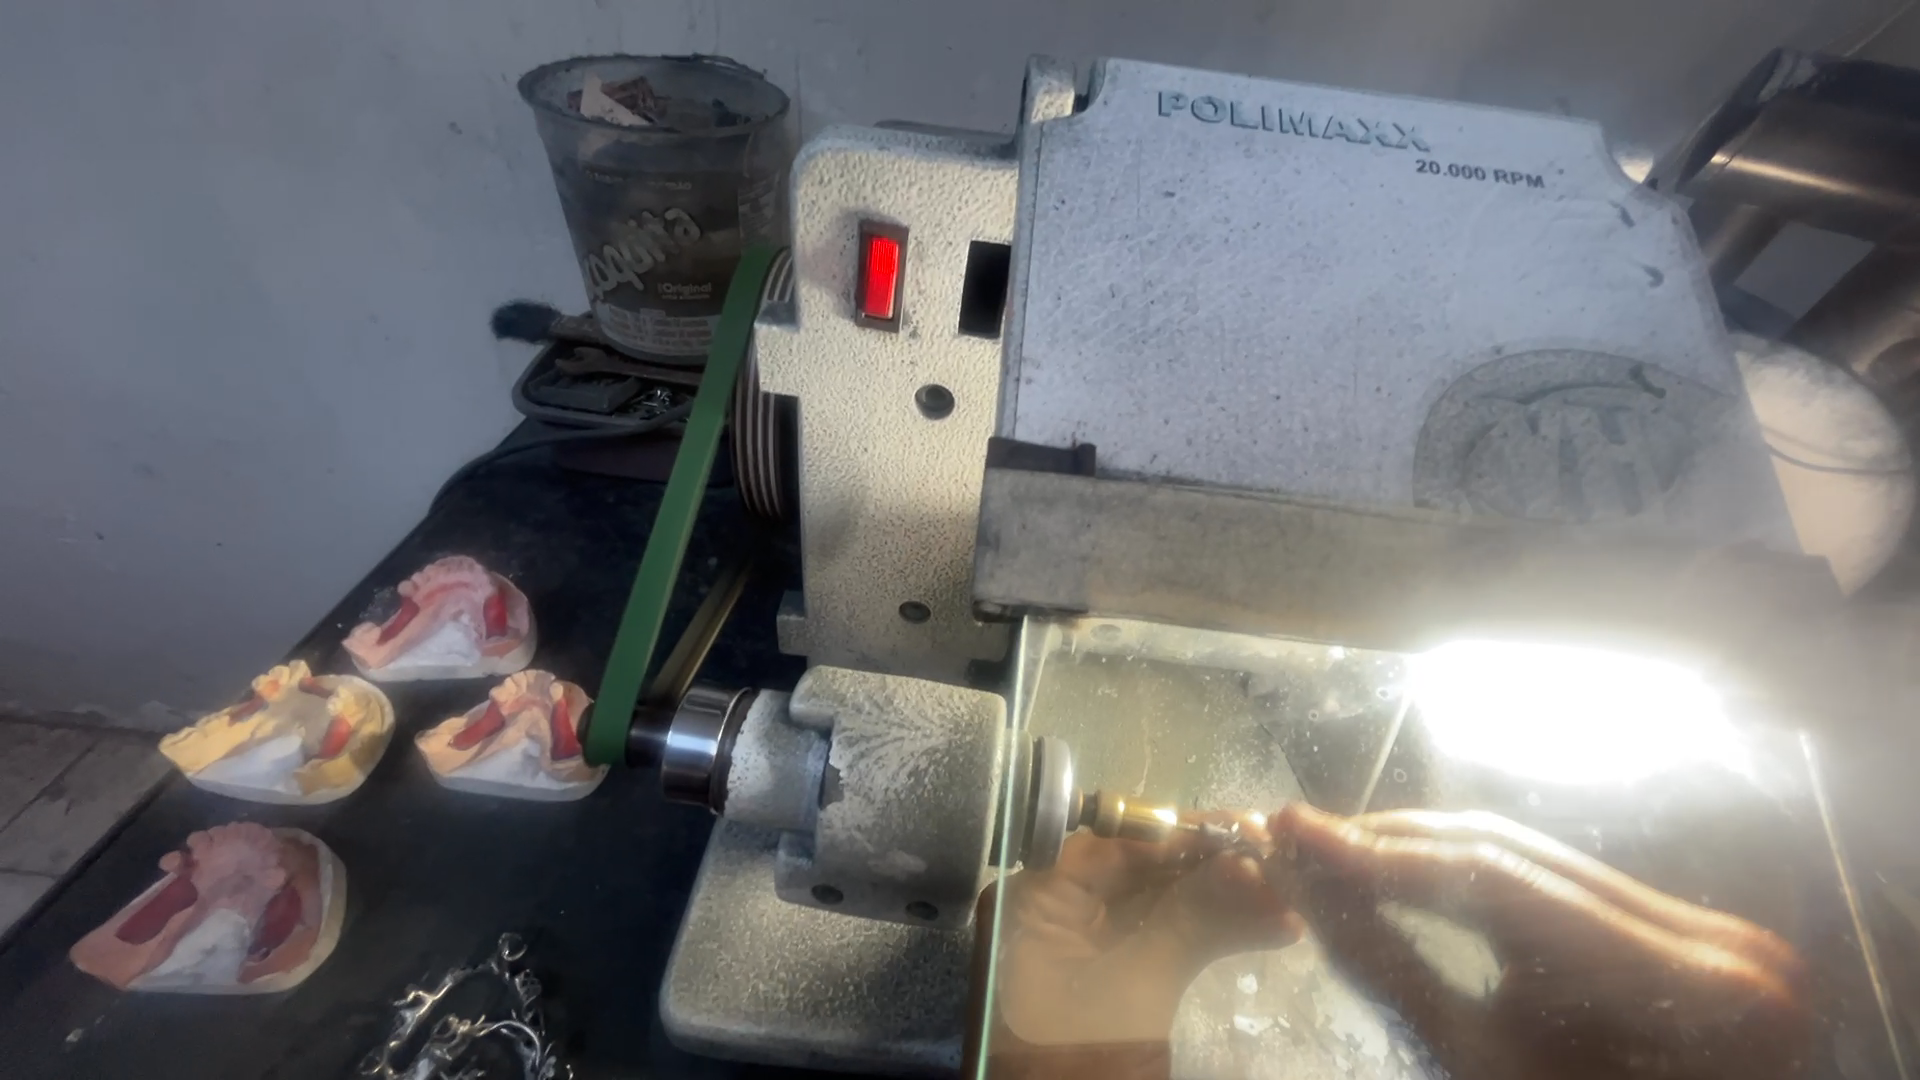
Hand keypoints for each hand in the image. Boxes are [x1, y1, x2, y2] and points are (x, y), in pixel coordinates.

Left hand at [974, 812, 1302, 1077]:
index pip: (1111, 844)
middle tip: (1272, 854)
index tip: (1240, 830)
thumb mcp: (1137, 989)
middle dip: (1206, 863)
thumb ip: (1190, 920)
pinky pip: (1162, 934)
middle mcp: (1054, 904)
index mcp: (1035, 896)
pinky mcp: (1112, 969)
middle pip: (1138, 866)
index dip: (1178, 835)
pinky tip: (1266, 923)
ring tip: (1284, 891)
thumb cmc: (1078, 1062)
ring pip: (1158, 900)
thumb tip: (1249, 867)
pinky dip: (1209, 930)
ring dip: (1219, 896)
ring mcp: (1083, 938)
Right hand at [1270, 804, 1810, 1079]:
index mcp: (1688, 984)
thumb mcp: (1479, 1064)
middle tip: (1295, 832)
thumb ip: (1387, 965)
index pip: (1492, 879)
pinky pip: (1530, 874)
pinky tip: (1389, 865)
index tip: (1290, 825)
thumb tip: (1299, 879)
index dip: (1379, 852)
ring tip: (1327, 846)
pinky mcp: (1658, 920)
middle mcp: (1703, 930)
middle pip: (1499, 851)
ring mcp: (1688, 920)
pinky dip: (1451, 870)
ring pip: (1508, 852)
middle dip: (1384, 842)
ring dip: (1408, 849)